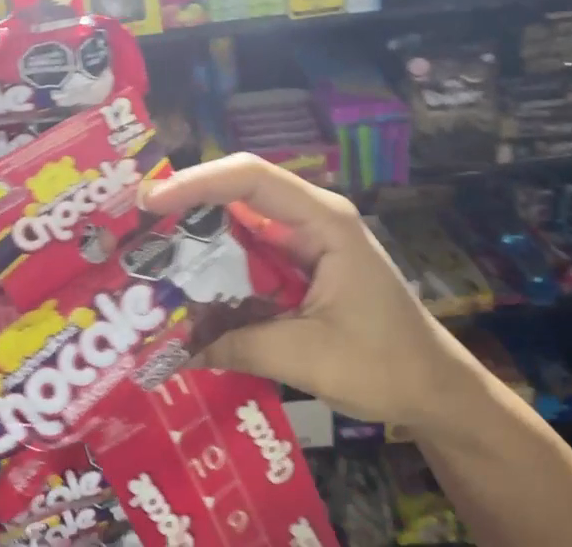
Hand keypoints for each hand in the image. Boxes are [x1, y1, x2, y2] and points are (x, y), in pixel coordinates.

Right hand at [143, 154, 466, 426]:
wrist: (438, 392)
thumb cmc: (386, 365)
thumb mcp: (308, 356)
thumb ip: (239, 345)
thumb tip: (171, 349)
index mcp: (324, 221)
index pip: (251, 178)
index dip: (197, 181)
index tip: (151, 201)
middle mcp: (310, 219)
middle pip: (237, 191)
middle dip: (185, 204)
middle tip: (134, 224)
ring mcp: (304, 242)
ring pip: (238, 224)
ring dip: (195, 237)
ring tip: (146, 252)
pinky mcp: (298, 268)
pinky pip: (247, 256)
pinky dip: (214, 267)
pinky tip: (183, 286)